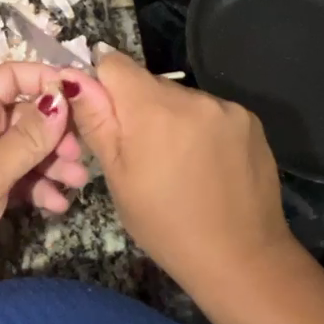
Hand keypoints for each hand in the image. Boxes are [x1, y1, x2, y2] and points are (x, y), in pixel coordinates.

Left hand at [0, 62, 88, 310]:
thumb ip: (29, 138)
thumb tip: (61, 98)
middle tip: (80, 155)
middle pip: (23, 117)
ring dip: (51, 164)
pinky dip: (37, 190)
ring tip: (78, 183)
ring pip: (24, 153)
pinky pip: (16, 182)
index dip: (43, 79)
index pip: (10, 78)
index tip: (79, 94)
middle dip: (55, 132)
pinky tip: (57, 206)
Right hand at [60, 50, 293, 295]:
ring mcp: (226, 107)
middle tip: (141, 153)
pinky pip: (210, 111)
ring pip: (180, 98)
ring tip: (177, 164)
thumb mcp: (117, 177)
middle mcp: (192, 96)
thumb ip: (95, 121)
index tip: (106, 118)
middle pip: (148, 82)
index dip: (102, 86)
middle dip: (138, 108)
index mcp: (153, 109)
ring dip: (171, 119)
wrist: (243, 260)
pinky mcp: (251, 121)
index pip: (114, 64)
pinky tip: (206, 164)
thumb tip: (72, 78)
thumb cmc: (165, 225)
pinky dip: (201, 129)